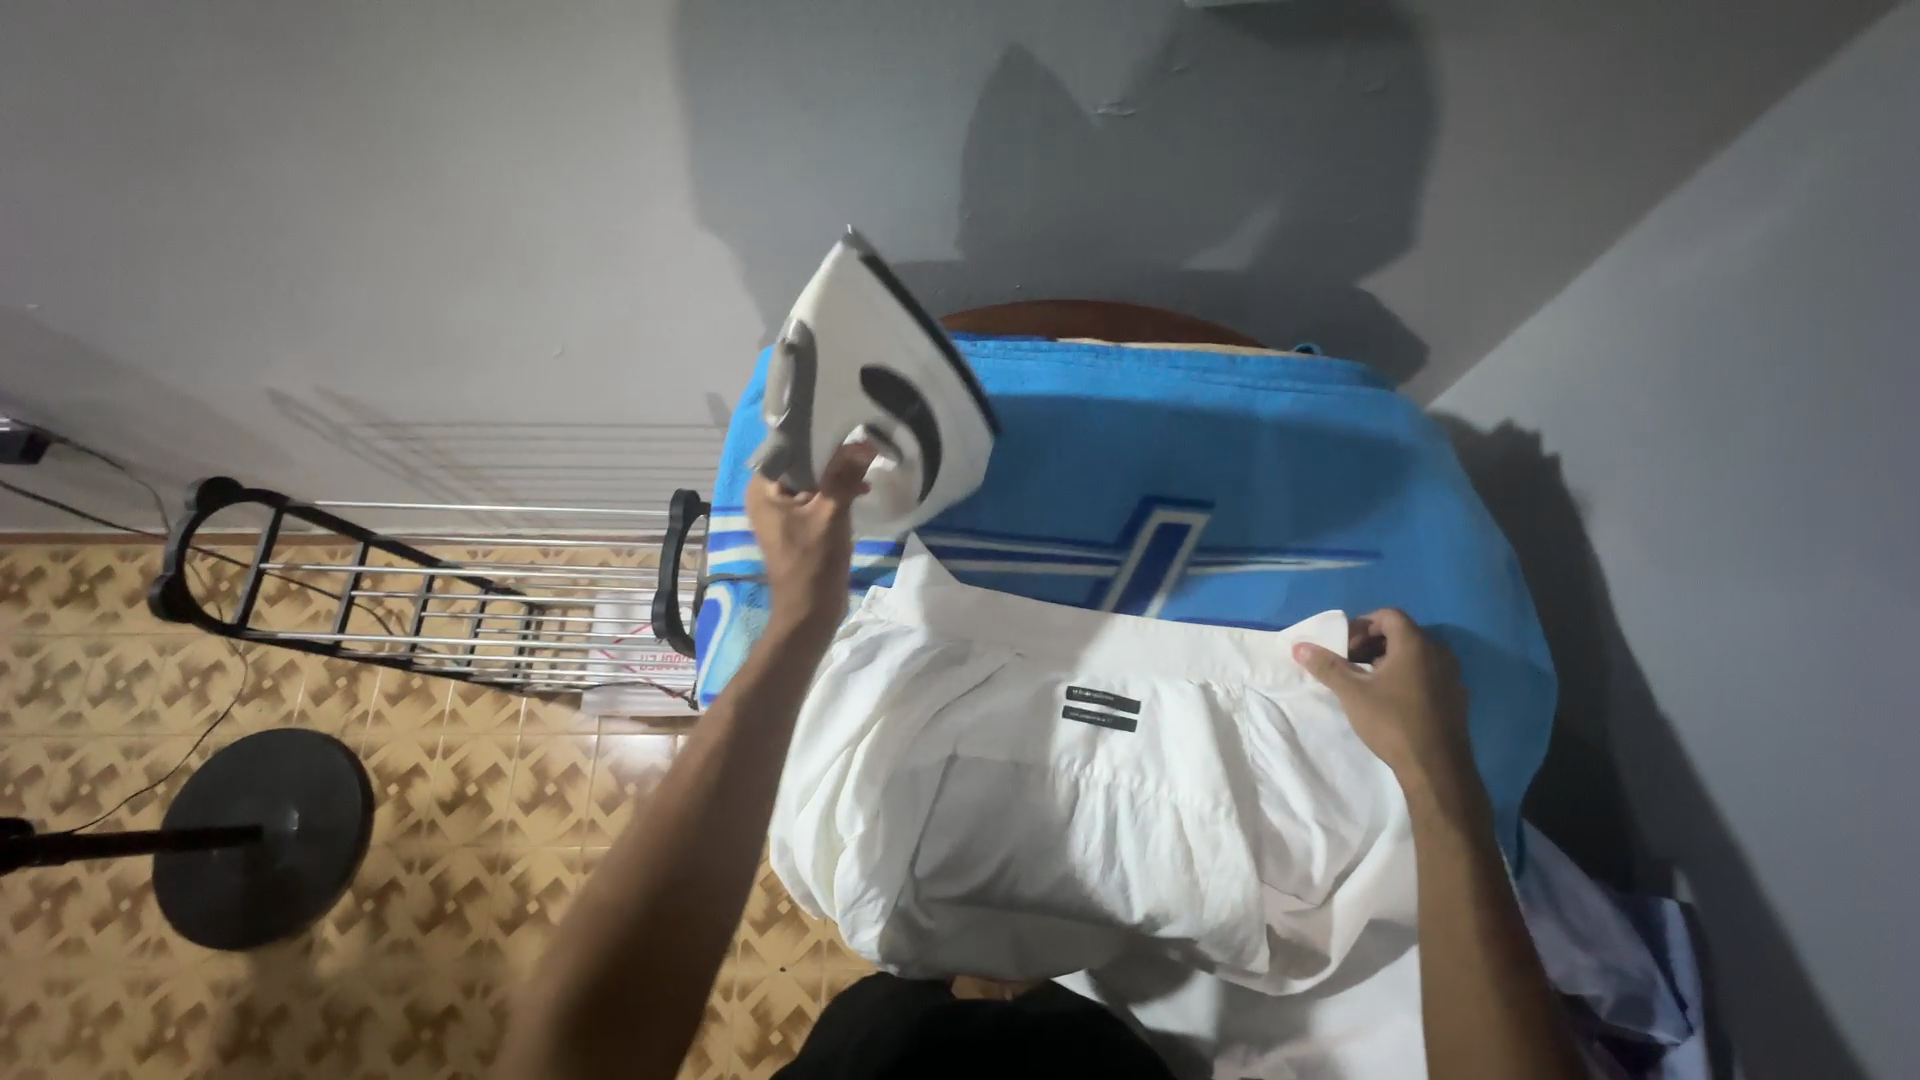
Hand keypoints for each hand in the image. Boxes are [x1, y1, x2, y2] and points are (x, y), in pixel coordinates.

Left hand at [745, 441, 875, 633]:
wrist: (810, 611)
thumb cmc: (813, 562)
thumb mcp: (831, 514)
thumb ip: (844, 476)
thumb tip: (864, 443)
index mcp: (763, 489)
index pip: (788, 446)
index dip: (817, 434)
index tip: (845, 425)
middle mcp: (767, 496)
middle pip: (801, 462)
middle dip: (831, 454)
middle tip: (861, 440)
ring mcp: (782, 512)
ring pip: (811, 479)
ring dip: (836, 473)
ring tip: (865, 463)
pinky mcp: (797, 525)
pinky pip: (816, 497)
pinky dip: (835, 491)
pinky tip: (859, 488)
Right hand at [1293, 609, 1476, 787]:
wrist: (1436, 768)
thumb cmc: (1392, 722)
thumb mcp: (1351, 692)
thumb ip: (1327, 666)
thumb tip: (1300, 647)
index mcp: (1415, 645)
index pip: (1388, 615)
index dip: (1362, 625)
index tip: (1345, 647)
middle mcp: (1438, 653)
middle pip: (1401, 633)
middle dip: (1371, 643)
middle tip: (1350, 664)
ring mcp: (1451, 676)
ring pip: (1415, 655)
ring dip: (1387, 660)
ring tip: (1367, 683)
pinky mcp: (1455, 698)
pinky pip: (1427, 674)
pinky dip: (1406, 676)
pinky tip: (1390, 701)